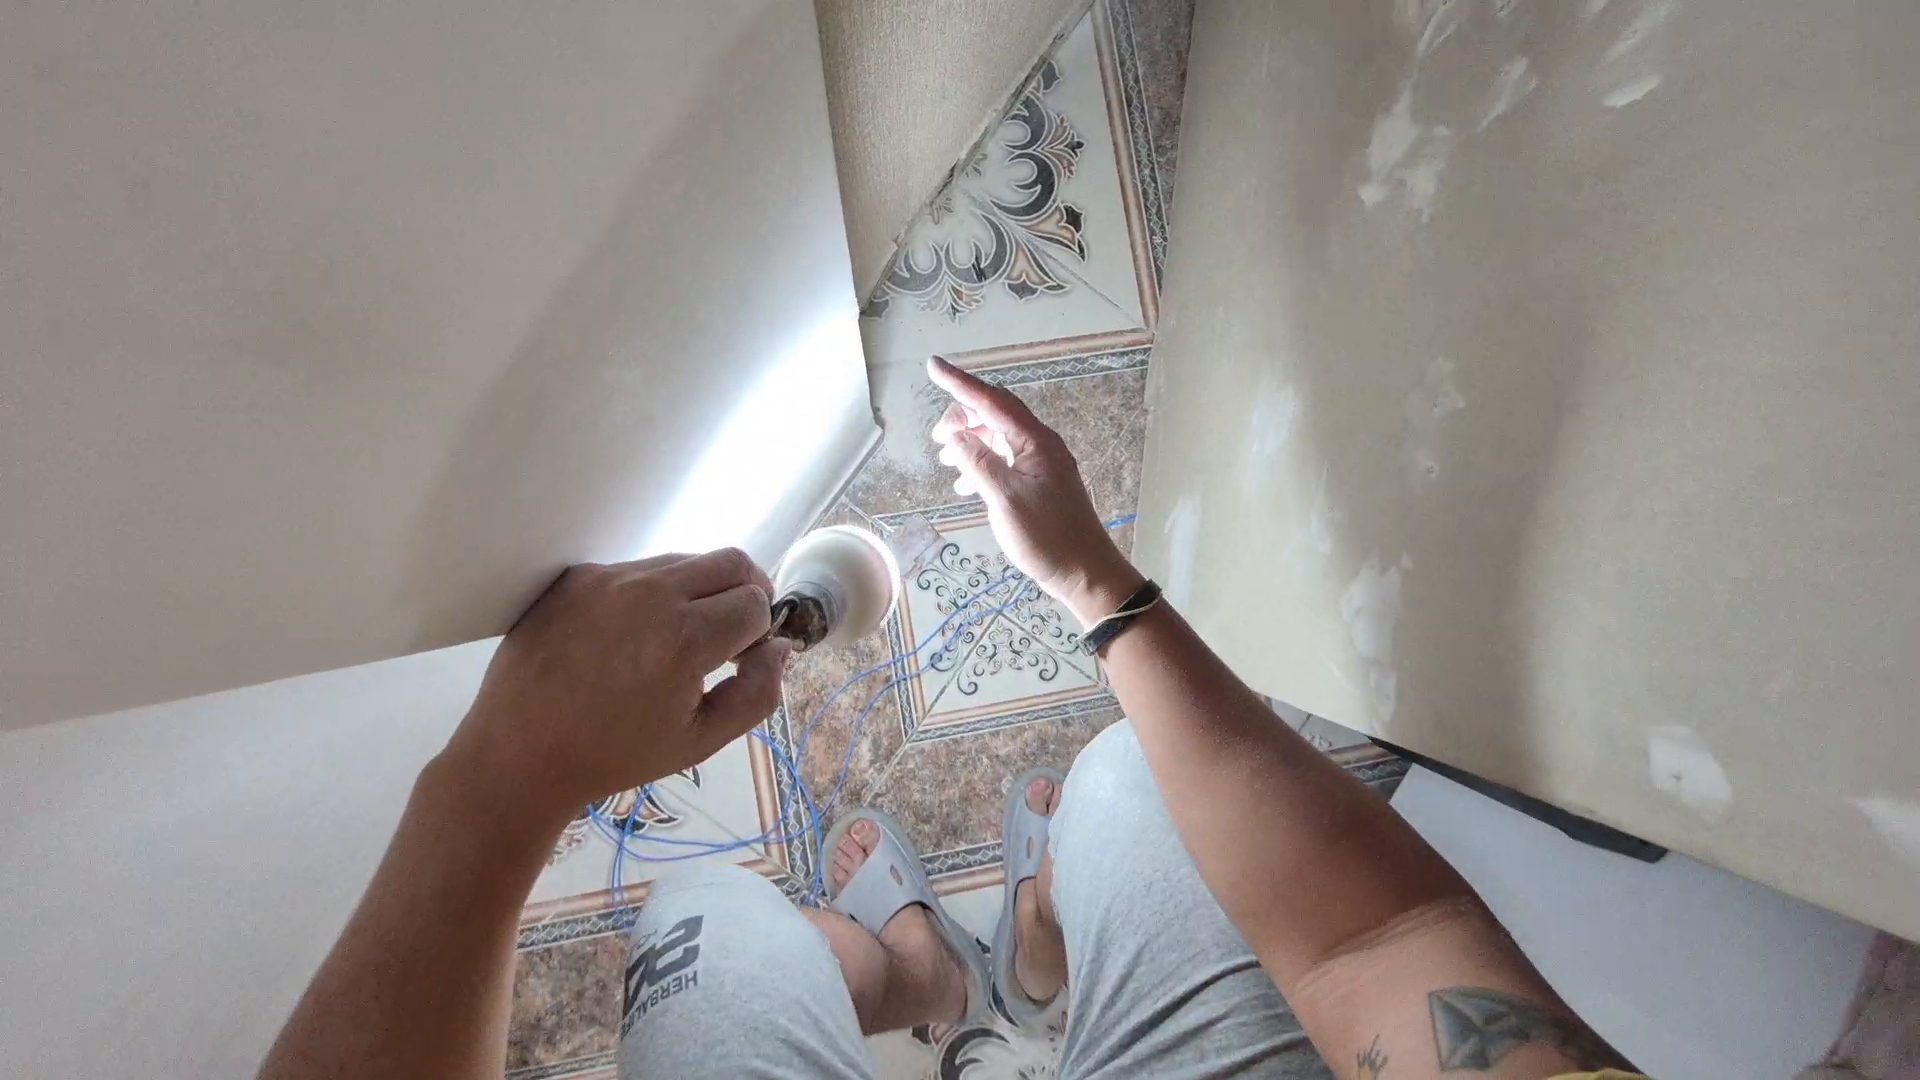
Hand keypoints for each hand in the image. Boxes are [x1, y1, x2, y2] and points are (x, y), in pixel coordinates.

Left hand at [441, 549, 789, 821]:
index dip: (760, 633)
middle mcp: (649, 594)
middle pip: (734, 562)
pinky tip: (634, 630)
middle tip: (733, 630)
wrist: (517, 755)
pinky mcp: (577, 575)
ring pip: (688, 560)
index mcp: (684, 639)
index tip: (740, 660)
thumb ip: (758, 692)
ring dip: (702, 590)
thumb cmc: (616, 754)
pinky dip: (656, 591)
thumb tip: (780, 647)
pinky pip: (641, 567)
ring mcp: (609, 579)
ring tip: (678, 632)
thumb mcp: (702, 740)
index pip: (756, 603)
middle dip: (748, 592)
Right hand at [927, 357, 1143, 626]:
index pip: (991, 400)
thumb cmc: (1046, 536)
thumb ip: (977, 462)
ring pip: (1000, 438)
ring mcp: (1042, 464)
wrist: (1083, 571)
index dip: (959, 383)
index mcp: (1034, 441)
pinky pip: (1006, 461)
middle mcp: (1040, 445)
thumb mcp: (1004, 498)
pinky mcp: (1041, 484)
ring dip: (971, 442)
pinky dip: (983, 465)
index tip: (933, 366)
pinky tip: (966, 484)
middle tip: (936, 436)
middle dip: (963, 417)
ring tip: (945, 458)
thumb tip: (956, 437)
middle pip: (996, 414)